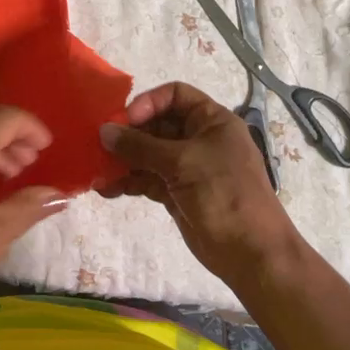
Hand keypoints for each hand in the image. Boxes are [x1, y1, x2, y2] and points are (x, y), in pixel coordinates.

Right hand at [99, 82, 300, 287]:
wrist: (251, 254)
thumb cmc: (223, 194)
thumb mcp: (182, 162)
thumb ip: (140, 145)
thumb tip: (104, 131)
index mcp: (212, 121)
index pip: (175, 95)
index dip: (149, 102)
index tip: (126, 120)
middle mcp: (200, 139)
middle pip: (157, 124)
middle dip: (129, 133)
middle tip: (100, 144)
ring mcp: (188, 168)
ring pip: (149, 153)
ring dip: (123, 160)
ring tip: (98, 169)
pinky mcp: (177, 193)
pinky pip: (147, 179)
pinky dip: (128, 181)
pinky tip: (106, 189)